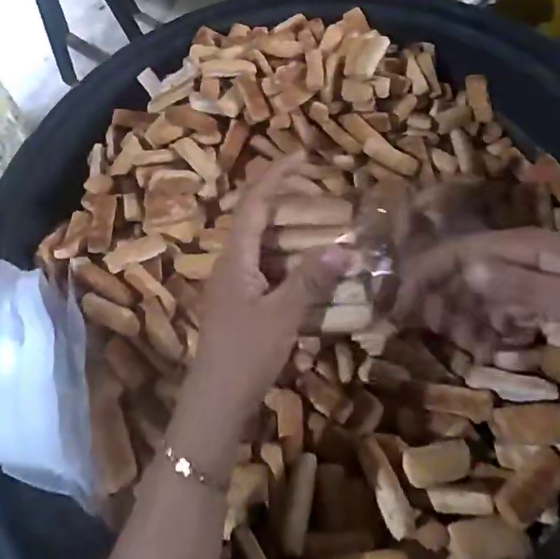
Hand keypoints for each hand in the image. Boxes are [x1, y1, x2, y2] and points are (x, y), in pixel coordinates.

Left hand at [170, 157, 346, 466]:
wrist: (215, 402)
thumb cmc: (245, 355)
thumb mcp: (282, 316)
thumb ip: (311, 280)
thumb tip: (344, 246)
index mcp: (234, 256)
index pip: (255, 201)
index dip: (277, 174)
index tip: (304, 156)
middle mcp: (230, 261)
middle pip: (255, 216)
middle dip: (285, 195)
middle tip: (319, 187)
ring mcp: (233, 283)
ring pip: (262, 242)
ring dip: (289, 227)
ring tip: (322, 220)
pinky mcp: (241, 302)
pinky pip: (266, 266)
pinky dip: (289, 258)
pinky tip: (311, 268)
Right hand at [389, 228, 559, 368]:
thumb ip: (514, 287)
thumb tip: (465, 273)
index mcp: (525, 248)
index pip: (462, 253)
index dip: (428, 272)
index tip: (401, 297)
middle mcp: (526, 258)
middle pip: (469, 271)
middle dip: (444, 298)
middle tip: (428, 330)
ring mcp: (541, 280)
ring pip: (488, 293)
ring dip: (469, 317)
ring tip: (463, 346)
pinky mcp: (556, 301)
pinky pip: (511, 310)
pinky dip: (497, 327)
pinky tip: (494, 348)